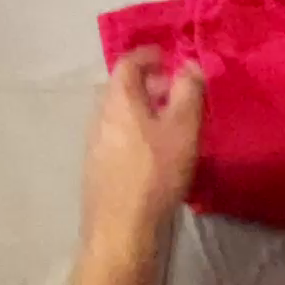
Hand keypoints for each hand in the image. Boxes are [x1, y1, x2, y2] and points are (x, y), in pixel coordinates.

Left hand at [81, 48, 203, 263]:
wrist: (121, 230)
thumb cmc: (154, 172)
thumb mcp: (182, 127)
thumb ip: (188, 91)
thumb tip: (189, 64)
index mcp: (118, 99)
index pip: (128, 62)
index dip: (149, 55)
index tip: (170, 57)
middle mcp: (100, 115)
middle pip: (122, 86)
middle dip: (149, 82)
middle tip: (176, 90)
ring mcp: (95, 142)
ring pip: (120, 112)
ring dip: (143, 108)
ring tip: (170, 121)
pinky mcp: (97, 166)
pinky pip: (118, 133)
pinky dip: (136, 129)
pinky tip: (155, 150)